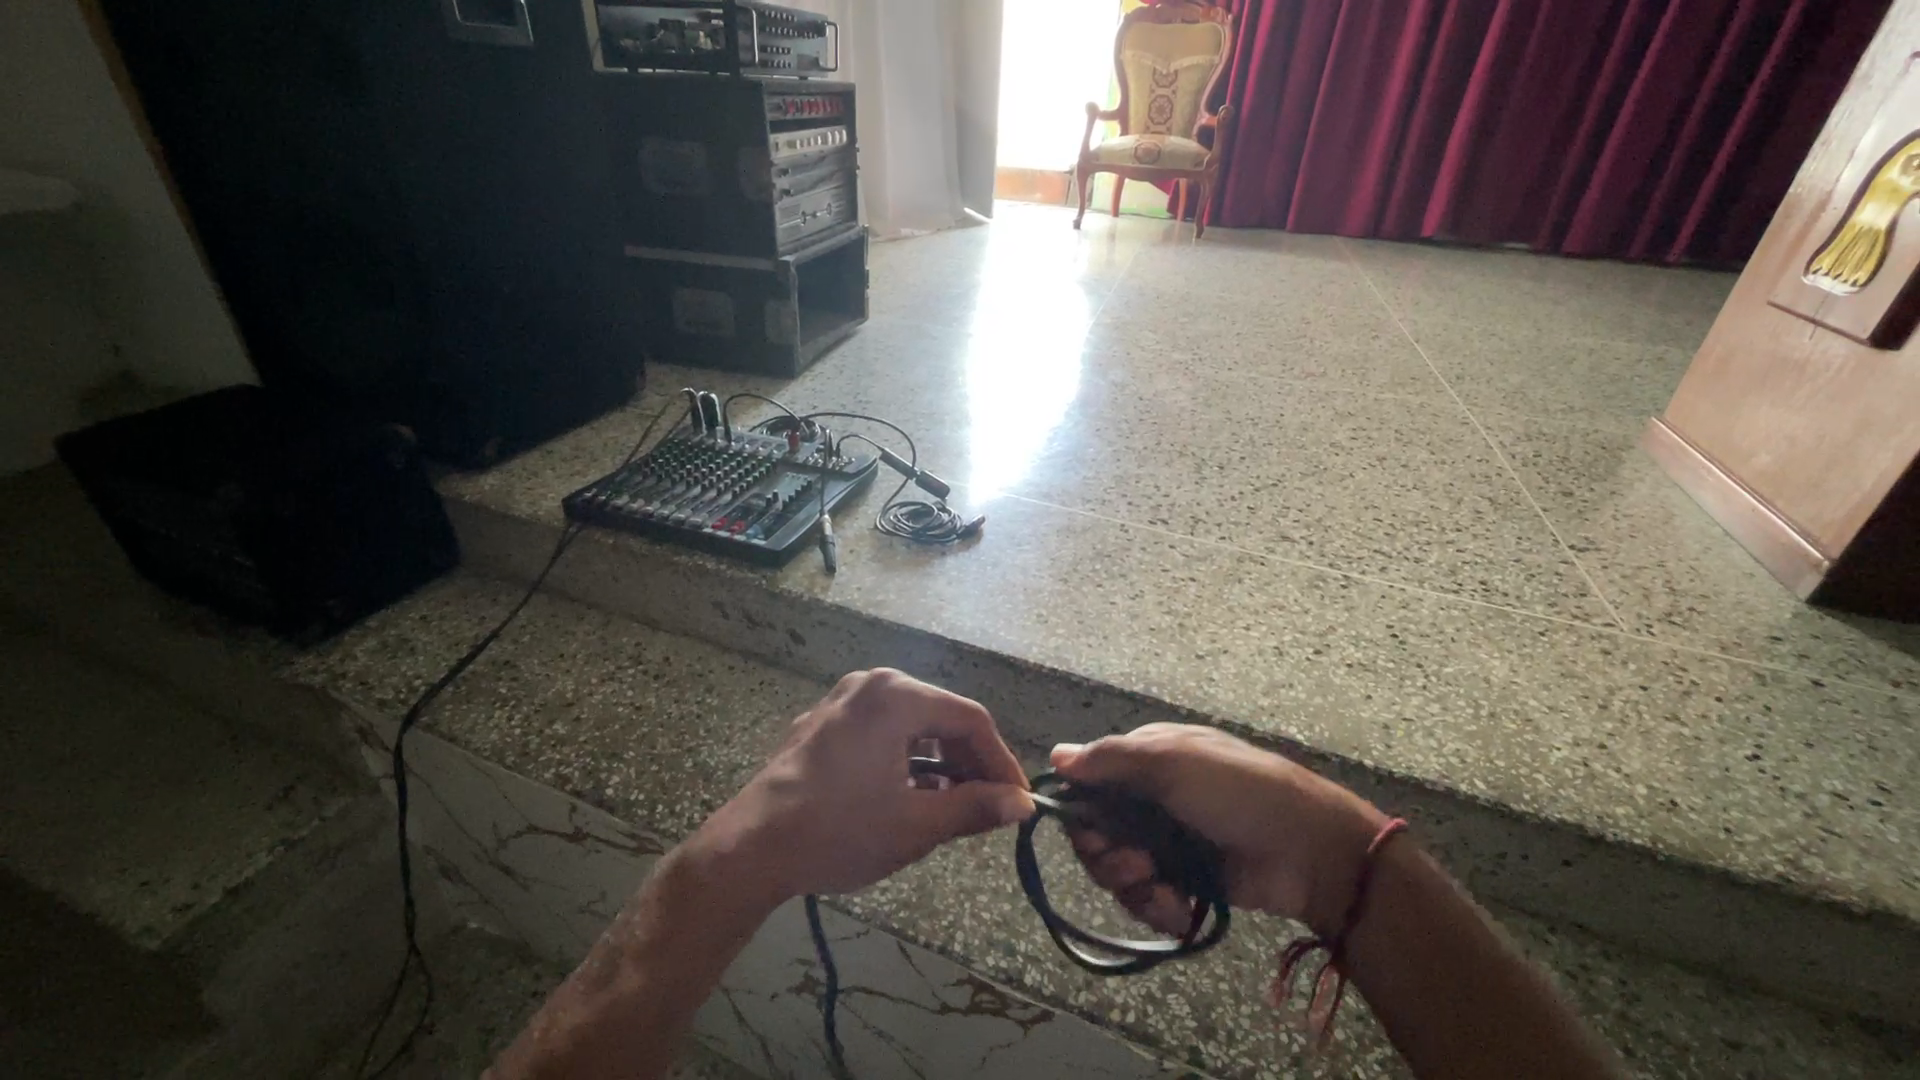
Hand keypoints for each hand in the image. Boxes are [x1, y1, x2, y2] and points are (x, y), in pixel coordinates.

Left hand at [690, 669, 1033, 903]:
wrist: (750, 849)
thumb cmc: (839, 832)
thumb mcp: (916, 825)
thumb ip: (975, 808)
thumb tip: (1021, 804)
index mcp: (896, 696)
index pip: (970, 720)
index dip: (1001, 761)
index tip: (1018, 800)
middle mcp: (870, 684)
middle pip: (940, 716)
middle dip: (970, 761)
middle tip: (989, 805)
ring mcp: (840, 701)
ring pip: (910, 725)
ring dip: (939, 762)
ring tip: (953, 805)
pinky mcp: (821, 725)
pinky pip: (880, 732)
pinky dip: (904, 759)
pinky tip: (909, 796)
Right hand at [1051, 724, 1388, 936]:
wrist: (1307, 850)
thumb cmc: (1235, 791)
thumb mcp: (1171, 762)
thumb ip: (1109, 759)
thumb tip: (1054, 756)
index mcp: (1146, 760)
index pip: (1089, 784)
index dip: (1082, 812)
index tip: (1092, 832)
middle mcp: (1149, 799)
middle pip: (1096, 833)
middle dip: (1107, 855)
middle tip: (1136, 865)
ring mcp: (1165, 842)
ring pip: (1116, 869)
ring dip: (1131, 885)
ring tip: (1160, 887)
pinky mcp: (1183, 881)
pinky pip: (1146, 898)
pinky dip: (1156, 906)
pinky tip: (1178, 908)